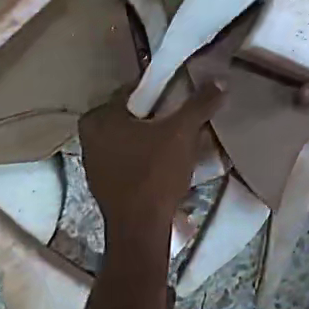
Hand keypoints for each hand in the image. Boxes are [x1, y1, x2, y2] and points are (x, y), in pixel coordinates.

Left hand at [77, 81, 224, 257]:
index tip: (186, 96)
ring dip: (156, 135)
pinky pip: (131, 157)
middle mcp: (89, 137)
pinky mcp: (105, 183)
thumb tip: (218, 81)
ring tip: (184, 138)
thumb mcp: (183, 132)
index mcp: (99, 118)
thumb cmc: (155, 171)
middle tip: (187, 117)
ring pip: (133, 137)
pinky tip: (169, 161)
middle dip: (161, 114)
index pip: (135, 90)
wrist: (141, 227)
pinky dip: (148, 155)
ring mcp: (95, 163)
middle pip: (135, 114)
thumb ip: (200, 103)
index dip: (164, 90)